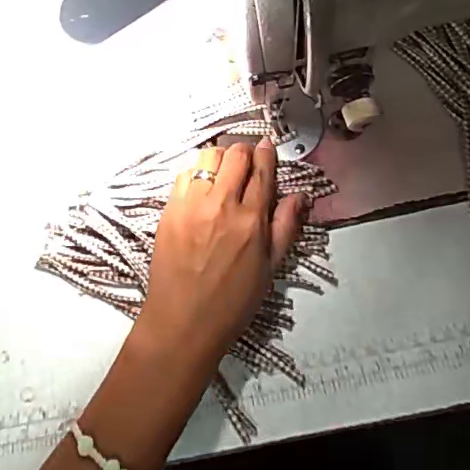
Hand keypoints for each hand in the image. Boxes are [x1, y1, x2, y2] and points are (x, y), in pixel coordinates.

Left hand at [138, 140, 306, 373]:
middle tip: (246, 160)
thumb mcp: (270, 267)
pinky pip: (182, 174)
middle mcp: (222, 206)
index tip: (266, 147)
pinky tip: (200, 185)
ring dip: (219, 157)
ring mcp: (191, 206)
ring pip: (206, 157)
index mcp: (251, 220)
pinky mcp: (169, 211)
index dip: (266, 153)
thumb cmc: (231, 302)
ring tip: (222, 171)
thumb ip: (285, 226)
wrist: (184, 323)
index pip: (262, 170)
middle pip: (235, 155)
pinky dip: (194, 171)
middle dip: (244, 151)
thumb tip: (300, 197)